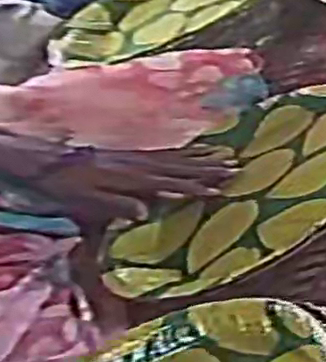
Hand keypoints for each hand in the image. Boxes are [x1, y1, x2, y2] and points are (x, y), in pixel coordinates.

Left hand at [42, 145, 235, 225]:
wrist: (49, 162)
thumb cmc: (67, 186)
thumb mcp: (83, 200)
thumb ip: (116, 205)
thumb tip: (146, 213)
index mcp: (137, 181)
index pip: (173, 185)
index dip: (196, 189)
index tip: (219, 191)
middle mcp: (147, 168)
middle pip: (186, 169)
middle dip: (213, 170)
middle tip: (239, 170)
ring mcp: (148, 159)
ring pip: (186, 159)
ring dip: (210, 159)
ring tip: (232, 159)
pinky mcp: (145, 154)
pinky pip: (176, 151)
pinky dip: (196, 150)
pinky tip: (210, 148)